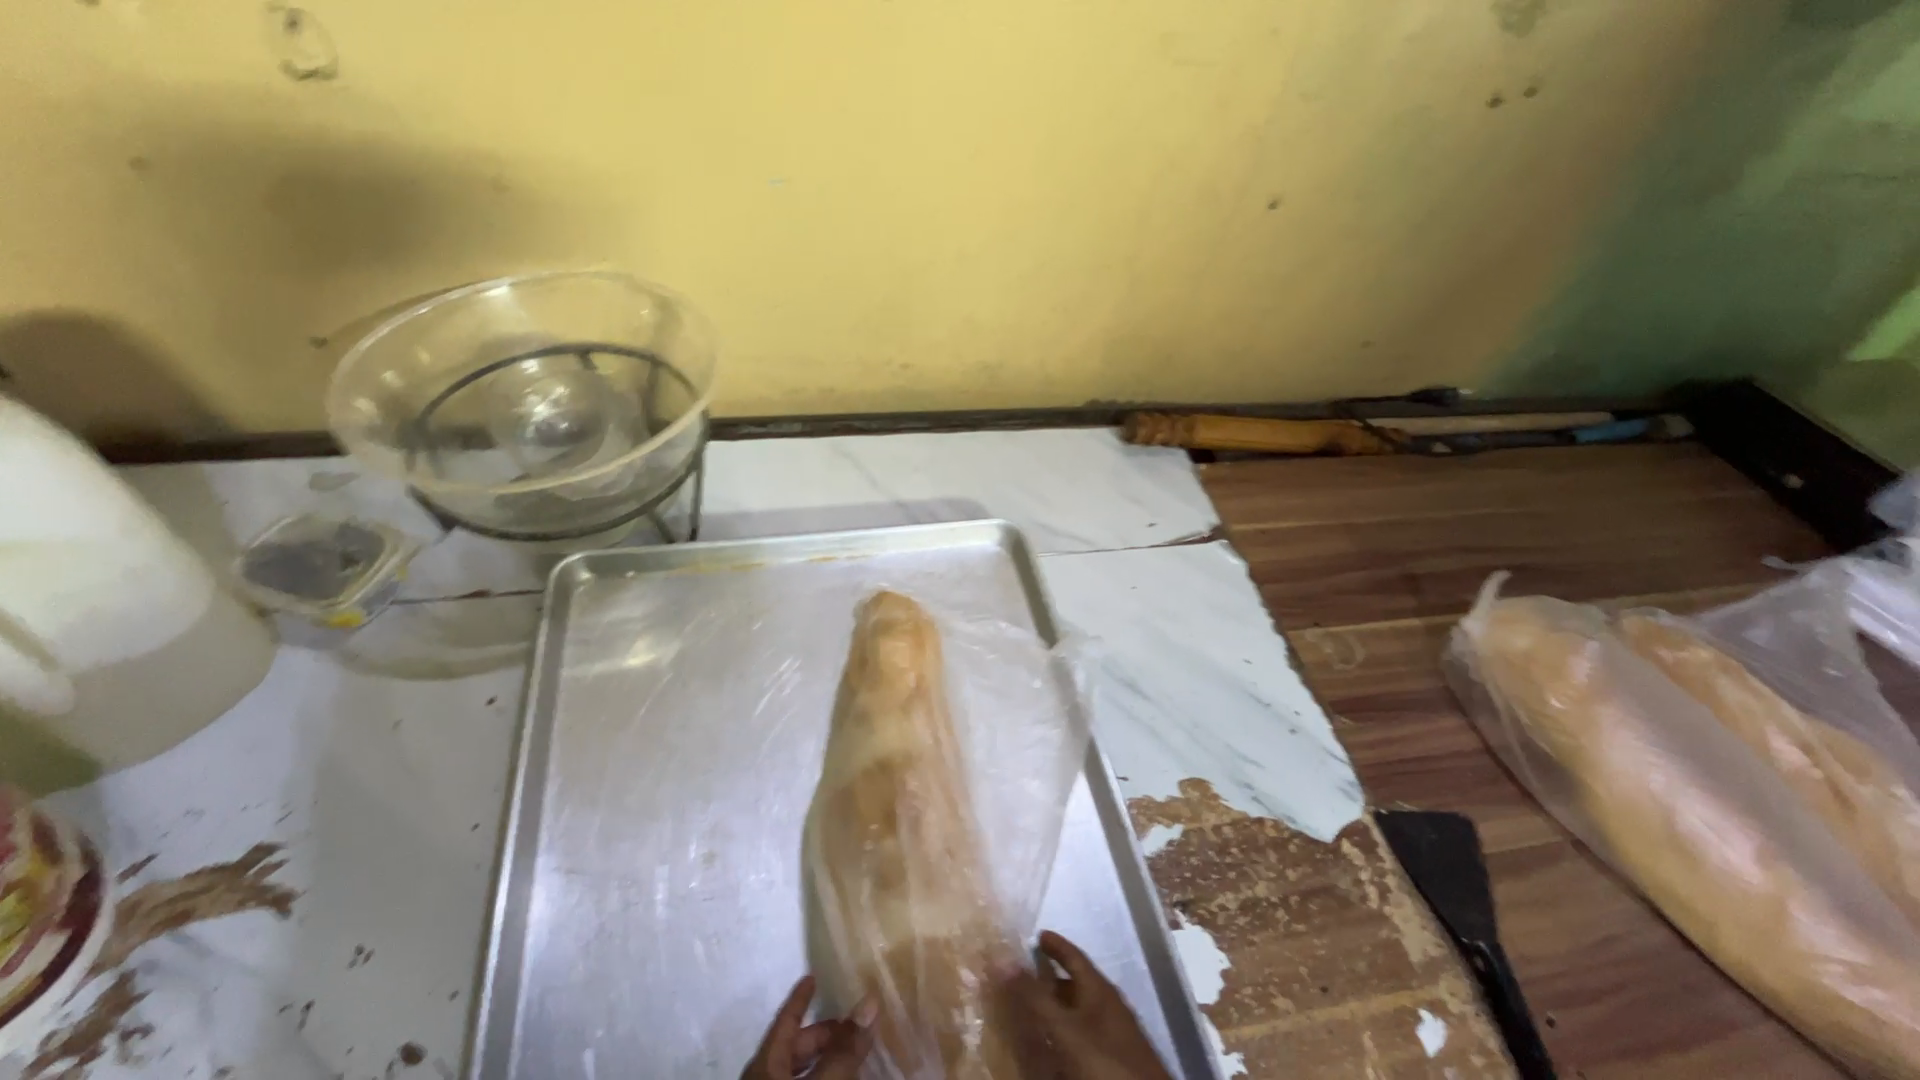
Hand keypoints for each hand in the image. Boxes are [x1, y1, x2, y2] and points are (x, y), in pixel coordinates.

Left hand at [741, 975, 875, 1079]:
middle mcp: (765, 1076)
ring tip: (855, 1050)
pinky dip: (825, 1075)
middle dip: (826, 1032)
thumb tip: (870, 1001)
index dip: (800, 997)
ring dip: (828, 1058)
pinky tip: (844, 1075)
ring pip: (804, 1069)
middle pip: (797, 1045)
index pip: (784, 1019)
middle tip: (855, 1024)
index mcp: (765, 1062)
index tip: (812, 975)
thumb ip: (842, 1048)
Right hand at [1001, 931, 1175, 1079]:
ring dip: (1059, 1006)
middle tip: (1027, 974)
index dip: (1056, 945)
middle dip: (1053, 978)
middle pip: (1078, 984)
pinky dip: (1067, 1030)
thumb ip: (1034, 996)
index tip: (1038, 935)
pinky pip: (1085, 1032)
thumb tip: (1002, 958)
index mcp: (1100, 990)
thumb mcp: (1064, 1027)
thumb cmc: (1104, 1059)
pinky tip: (1055, 1044)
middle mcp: (1109, 1006)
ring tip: (1034, 1009)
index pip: (1075, 957)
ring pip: (1082, 1010)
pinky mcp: (1115, 1056)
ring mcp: (1114, 1032)